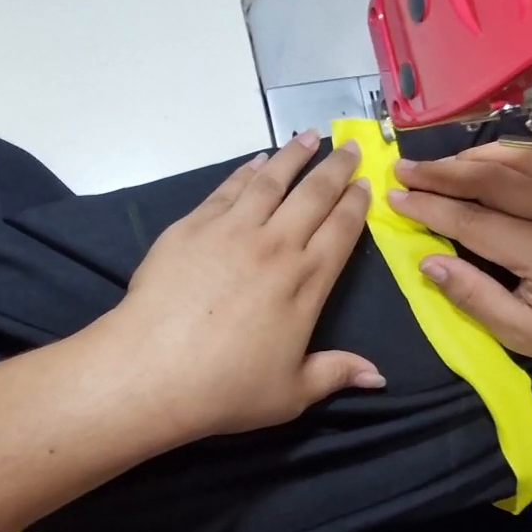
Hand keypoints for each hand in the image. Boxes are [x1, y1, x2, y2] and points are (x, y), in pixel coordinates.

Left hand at [100, 131, 380, 440]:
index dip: (357, 203)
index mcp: (306, 282)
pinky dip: (247, 171)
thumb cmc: (225, 387)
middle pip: (314, 195)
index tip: (366, 184)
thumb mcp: (290, 393)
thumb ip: (335, 374)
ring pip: (272, 181)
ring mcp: (232, 230)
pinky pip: (229, 189)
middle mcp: (275, 246)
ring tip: (309, 137)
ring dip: (294, 156)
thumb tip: (379, 376)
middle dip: (336, 168)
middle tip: (350, 148)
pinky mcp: (193, 225)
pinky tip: (258, 162)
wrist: (153, 368)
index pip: (342, 230)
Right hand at [387, 143, 531, 384]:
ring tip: (443, 163)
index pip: (470, 219)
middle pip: (490, 178)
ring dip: (476, 156)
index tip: (394, 196)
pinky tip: (499, 160)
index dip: (428, 206)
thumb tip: (429, 263)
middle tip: (404, 167)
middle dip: (441, 171)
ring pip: (521, 159)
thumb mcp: (525, 335)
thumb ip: (474, 296)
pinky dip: (518, 153)